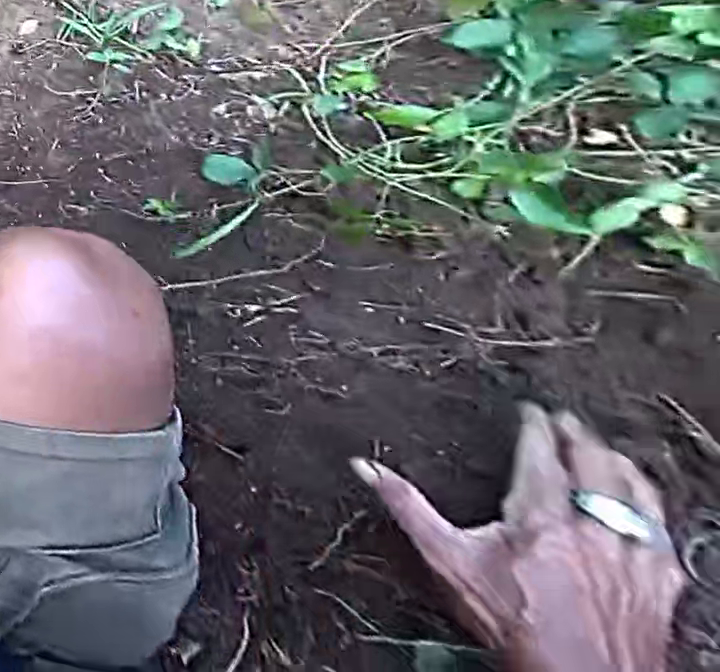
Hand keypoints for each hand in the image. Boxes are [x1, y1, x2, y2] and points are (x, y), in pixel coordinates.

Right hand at [354, 405, 685, 671]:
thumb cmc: (507, 617)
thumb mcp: (444, 557)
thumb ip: (406, 506)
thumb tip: (364, 466)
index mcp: (542, 520)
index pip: (542, 461)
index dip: (537, 431)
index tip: (532, 411)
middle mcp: (594, 533)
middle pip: (598, 473)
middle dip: (583, 441)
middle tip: (569, 420)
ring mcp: (634, 561)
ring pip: (640, 502)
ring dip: (623, 470)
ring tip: (610, 451)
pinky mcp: (659, 587)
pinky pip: (664, 537)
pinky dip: (653, 511)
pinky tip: (647, 510)